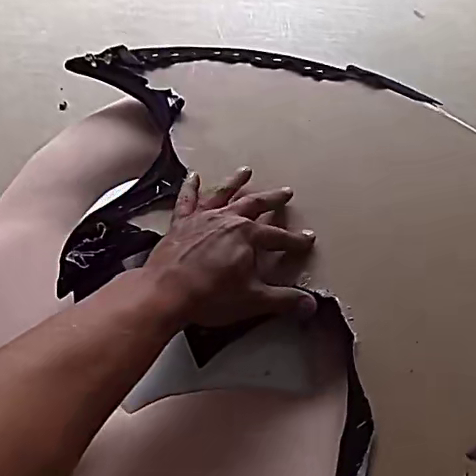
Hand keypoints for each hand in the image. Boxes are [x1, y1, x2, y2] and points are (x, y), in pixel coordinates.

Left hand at [142, 168, 316, 327]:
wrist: (166, 293)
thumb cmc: (208, 295)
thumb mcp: (253, 300)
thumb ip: (284, 300)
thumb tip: (309, 304)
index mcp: (247, 235)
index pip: (279, 237)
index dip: (295, 240)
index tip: (307, 239)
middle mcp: (226, 220)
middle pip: (255, 205)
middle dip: (273, 199)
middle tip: (286, 192)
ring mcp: (201, 219)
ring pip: (223, 194)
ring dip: (236, 182)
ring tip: (245, 171)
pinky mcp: (180, 224)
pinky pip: (187, 200)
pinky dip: (190, 187)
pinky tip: (192, 177)